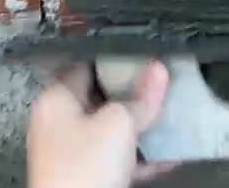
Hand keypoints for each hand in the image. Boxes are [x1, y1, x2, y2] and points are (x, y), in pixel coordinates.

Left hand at [28, 60, 172, 187]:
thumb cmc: (87, 164)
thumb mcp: (119, 124)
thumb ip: (141, 97)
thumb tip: (160, 68)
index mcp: (56, 100)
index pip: (86, 65)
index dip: (116, 58)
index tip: (144, 53)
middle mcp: (59, 124)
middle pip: (101, 99)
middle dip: (133, 94)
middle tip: (162, 82)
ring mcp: (71, 156)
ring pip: (112, 132)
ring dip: (140, 128)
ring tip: (172, 115)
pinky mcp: (86, 182)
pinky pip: (117, 161)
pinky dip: (140, 157)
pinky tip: (170, 154)